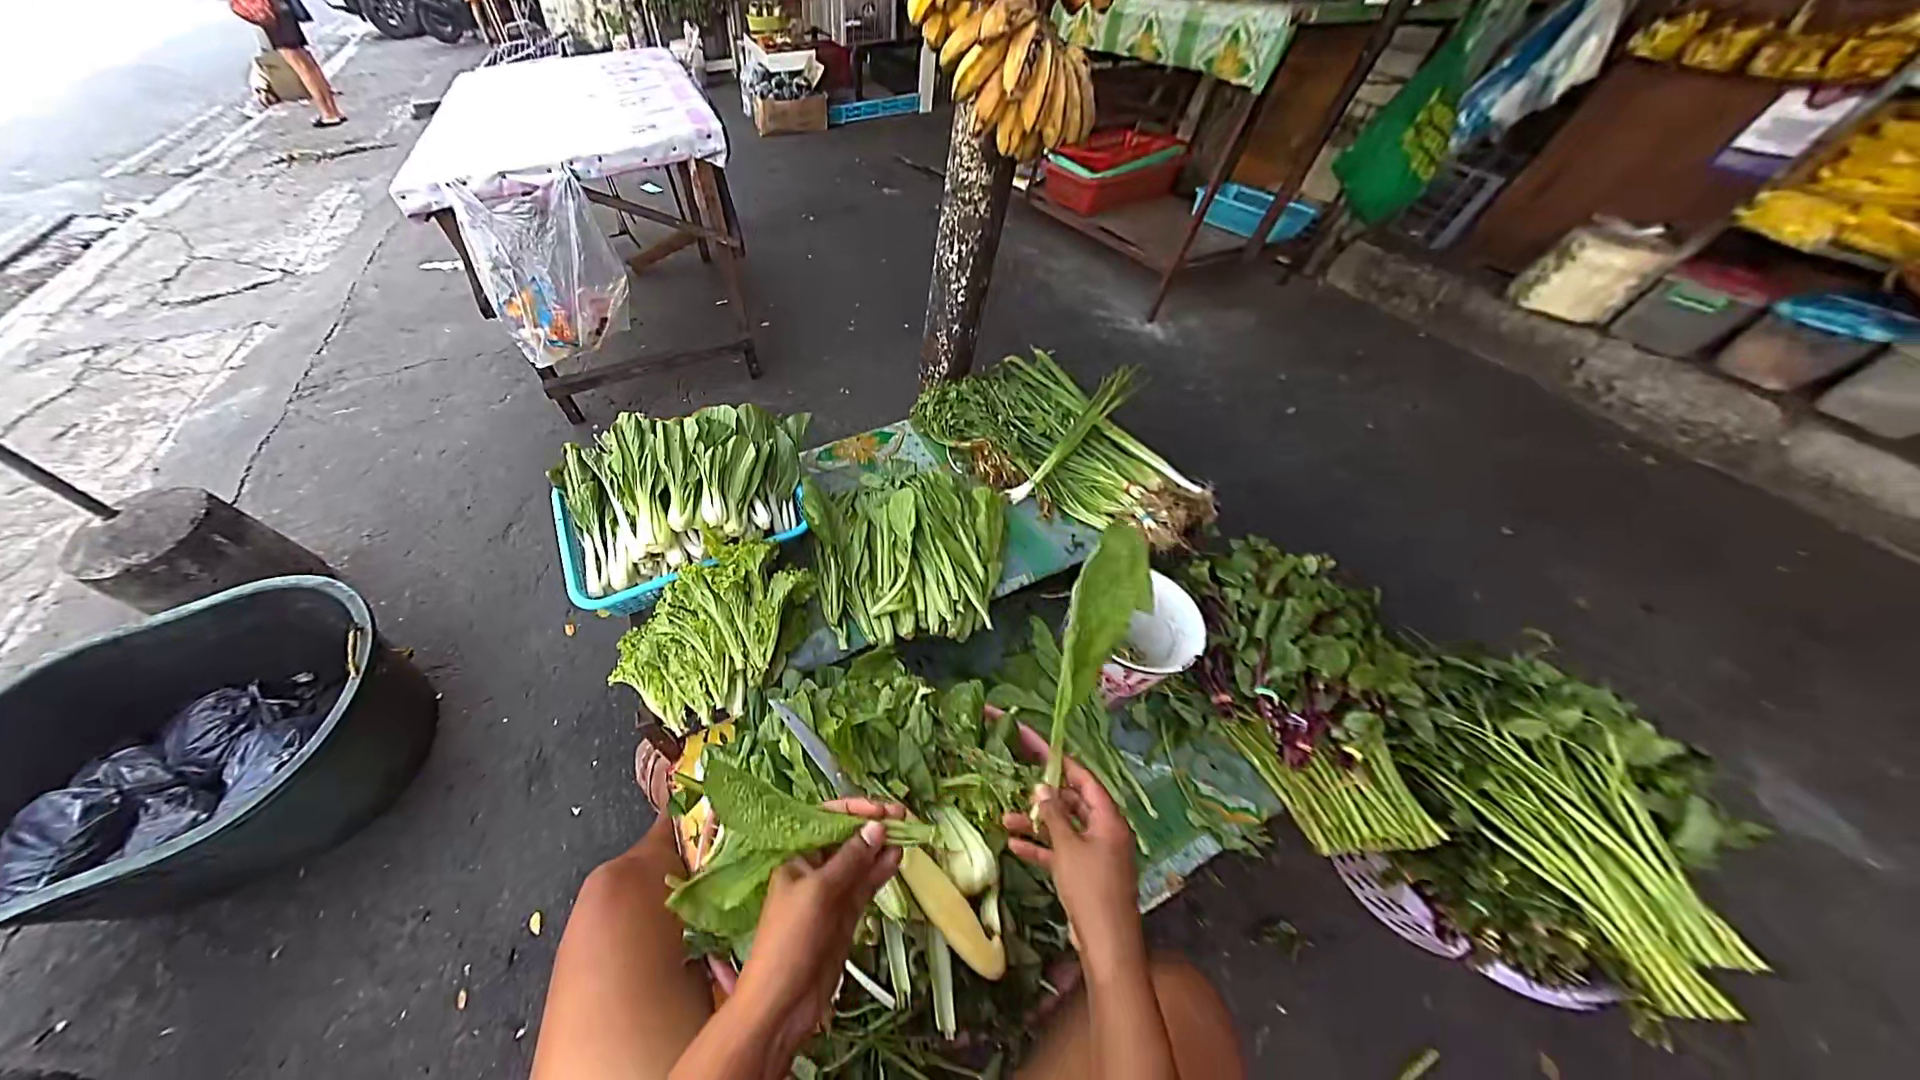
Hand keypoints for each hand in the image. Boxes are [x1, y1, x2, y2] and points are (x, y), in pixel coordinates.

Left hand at [728, 798, 903, 1065]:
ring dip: (882, 846)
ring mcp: (832, 891)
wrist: (781, 1004)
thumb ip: (850, 858)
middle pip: (848, 837)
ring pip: (861, 860)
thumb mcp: (819, 892)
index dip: (855, 810)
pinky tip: (898, 858)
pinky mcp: (846, 913)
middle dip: (874, 825)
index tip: (882, 809)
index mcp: (798, 856)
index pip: (827, 818)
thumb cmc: (790, 940)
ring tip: (907, 835)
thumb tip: (877, 826)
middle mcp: (815, 868)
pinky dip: (881, 870)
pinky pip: (866, 884)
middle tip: (904, 817)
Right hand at [1001, 724, 1143, 973]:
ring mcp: (1094, 852)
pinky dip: (1041, 847)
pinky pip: (1060, 851)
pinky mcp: (1084, 872)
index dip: (1059, 760)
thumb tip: (1041, 787)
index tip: (1035, 744)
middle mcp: (1103, 829)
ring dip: (1036, 823)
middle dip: (1043, 795)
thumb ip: (1053, 815)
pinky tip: (1014, 845)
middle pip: (1072, 801)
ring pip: (1063, 827)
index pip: (1082, 777)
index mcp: (1107, 817)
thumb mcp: (1067, 848)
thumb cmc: (1091, 889)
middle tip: (1016, 778)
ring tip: (1004, 819)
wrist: (1107, 943)